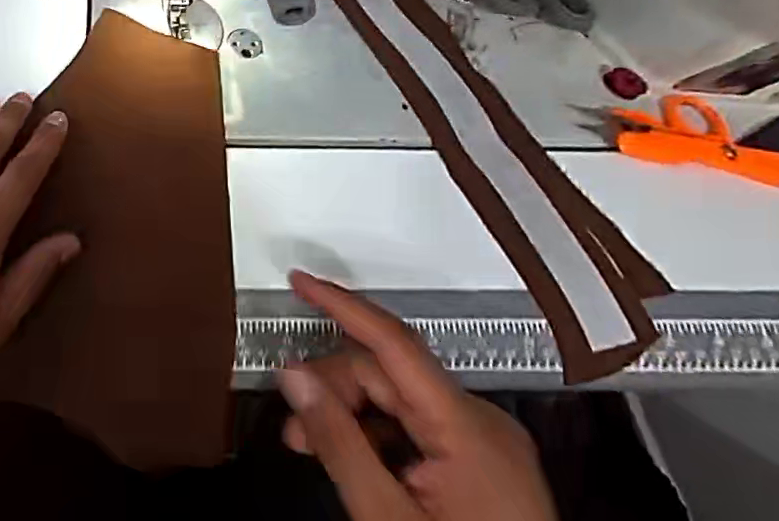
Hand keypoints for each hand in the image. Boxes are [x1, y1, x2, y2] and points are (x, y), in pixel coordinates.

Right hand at [278, 271, 556, 520]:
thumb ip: (338, 442)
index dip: (342, 304)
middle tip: (293, 427)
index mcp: (468, 427)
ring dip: (351, 416)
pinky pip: (417, 431)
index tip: (299, 281)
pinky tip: (351, 461)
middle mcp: (482, 423)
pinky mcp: (484, 468)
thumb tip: (291, 375)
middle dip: (335, 389)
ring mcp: (487, 446)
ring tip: (310, 447)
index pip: (394, 342)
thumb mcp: (387, 519)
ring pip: (400, 404)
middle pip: (391, 377)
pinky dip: (378, 438)